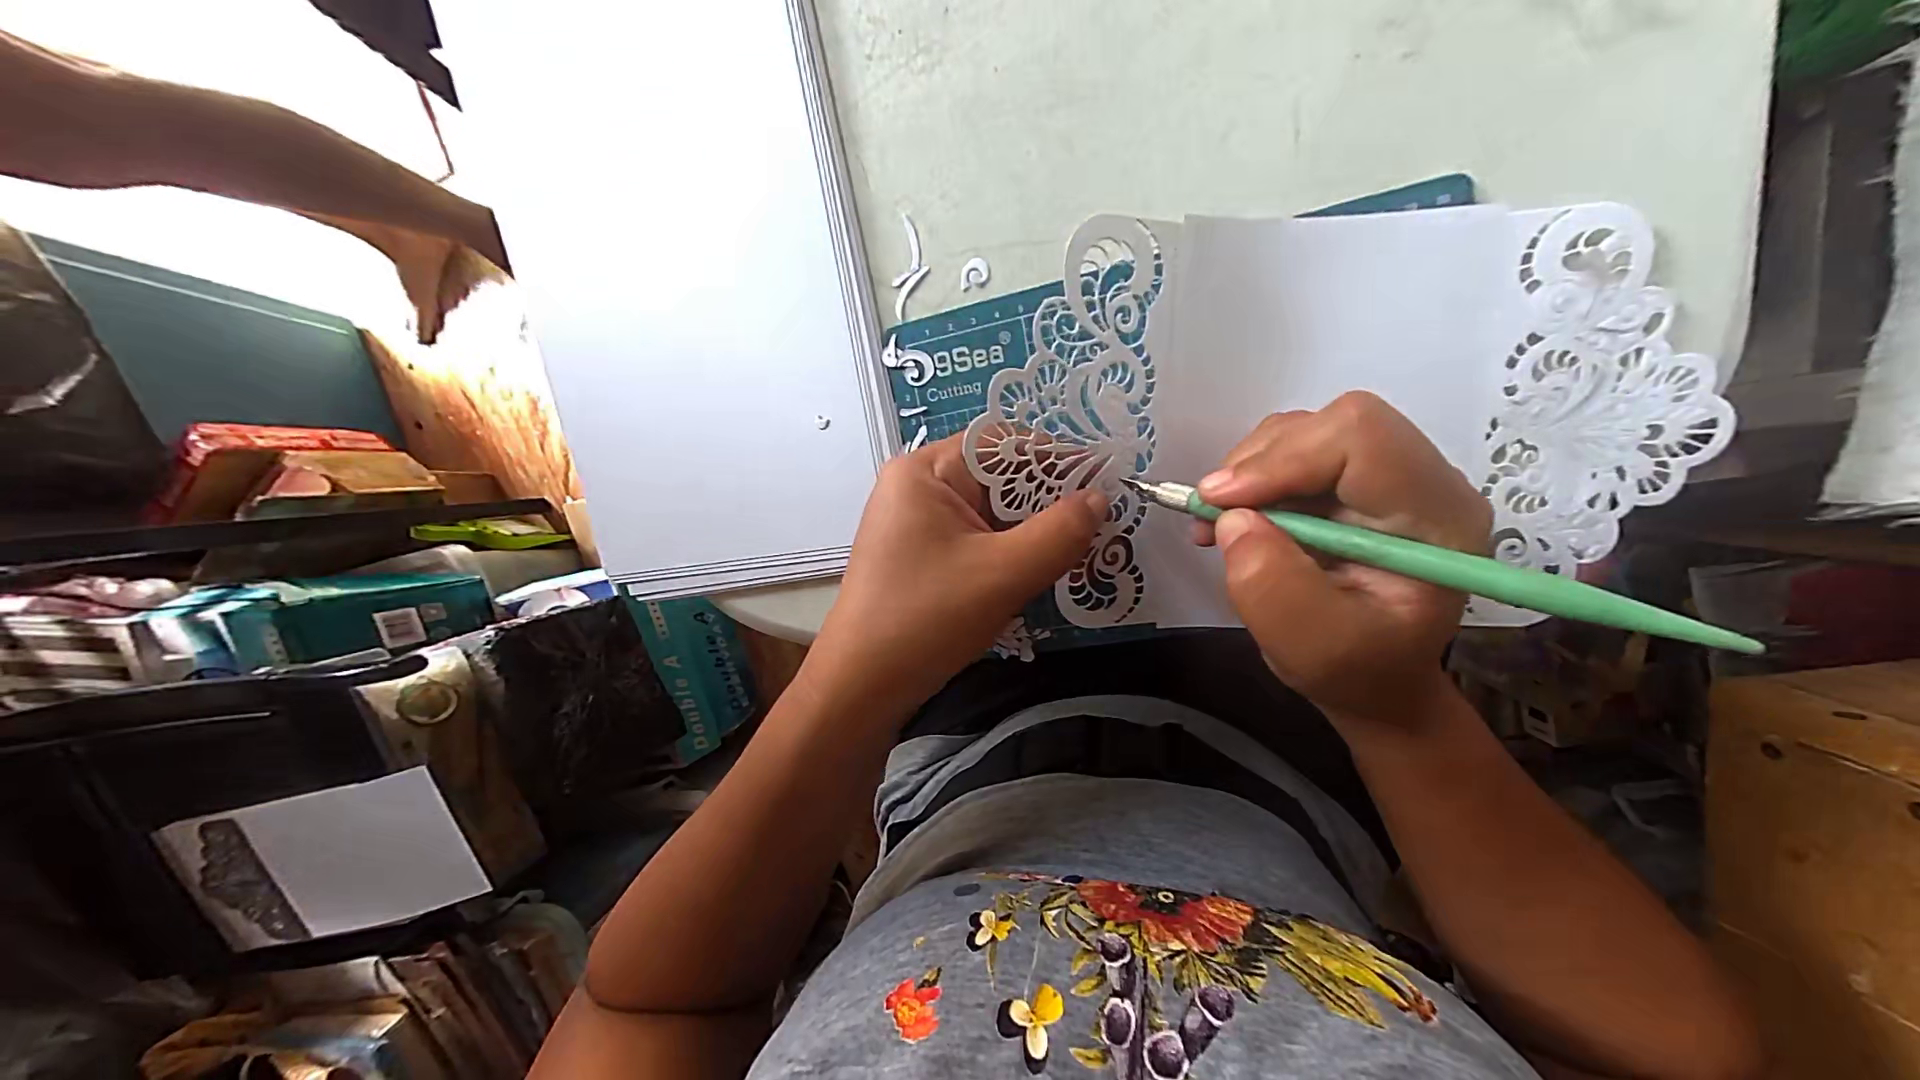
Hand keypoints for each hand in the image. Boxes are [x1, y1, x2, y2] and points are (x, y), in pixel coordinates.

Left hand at [806, 435, 1106, 713]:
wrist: (862, 688)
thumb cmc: (926, 620)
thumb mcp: (1003, 573)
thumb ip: (1060, 532)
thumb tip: (1098, 498)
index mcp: (925, 472)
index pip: (1002, 443)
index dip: (1054, 458)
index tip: (1101, 485)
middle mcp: (917, 489)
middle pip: (997, 479)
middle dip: (1047, 502)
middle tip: (1100, 524)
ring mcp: (918, 526)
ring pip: (991, 515)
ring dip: (1033, 532)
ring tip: (1081, 550)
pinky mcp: (924, 559)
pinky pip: (978, 542)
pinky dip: (1011, 554)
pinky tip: (1044, 572)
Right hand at [1194, 392, 1491, 724]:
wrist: (1371, 678)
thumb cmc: (1356, 670)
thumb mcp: (1313, 647)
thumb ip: (1274, 587)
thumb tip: (1232, 520)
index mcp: (1435, 517)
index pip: (1362, 440)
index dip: (1283, 459)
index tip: (1220, 502)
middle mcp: (1419, 480)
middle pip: (1329, 425)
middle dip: (1256, 465)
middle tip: (1210, 515)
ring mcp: (1382, 476)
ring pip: (1302, 432)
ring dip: (1246, 472)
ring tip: (1219, 524)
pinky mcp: (1347, 480)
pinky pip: (1288, 450)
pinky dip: (1246, 479)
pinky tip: (1233, 519)